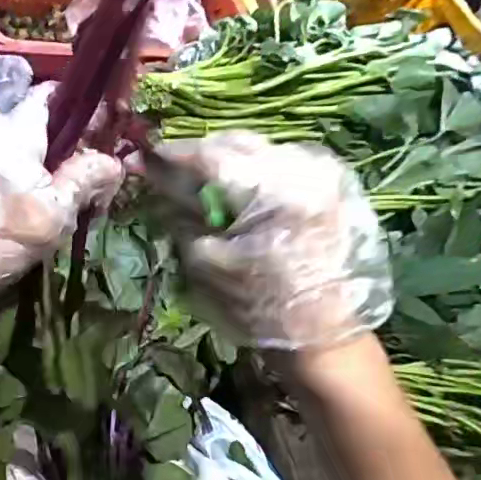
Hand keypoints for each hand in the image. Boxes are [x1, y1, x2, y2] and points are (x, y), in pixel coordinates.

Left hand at [0, 97, 124, 299]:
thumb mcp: (53, 209)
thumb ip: (86, 178)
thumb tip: (113, 160)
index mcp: (19, 131)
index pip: (53, 94)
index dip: (84, 104)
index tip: (111, 125)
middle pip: (47, 132)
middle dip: (79, 150)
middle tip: (106, 181)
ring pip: (33, 161)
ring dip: (60, 178)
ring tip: (85, 208)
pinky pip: (17, 183)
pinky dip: (39, 195)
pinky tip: (51, 221)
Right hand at [156, 131, 391, 350]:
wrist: (325, 336)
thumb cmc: (259, 307)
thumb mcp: (207, 264)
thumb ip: (182, 218)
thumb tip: (161, 189)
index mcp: (271, 190)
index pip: (210, 155)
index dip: (172, 154)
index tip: (144, 156)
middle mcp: (304, 169)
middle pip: (238, 143)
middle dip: (201, 154)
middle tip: (172, 171)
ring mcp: (326, 175)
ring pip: (262, 150)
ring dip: (229, 163)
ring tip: (206, 185)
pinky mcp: (336, 188)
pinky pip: (286, 163)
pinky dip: (257, 172)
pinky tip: (243, 195)